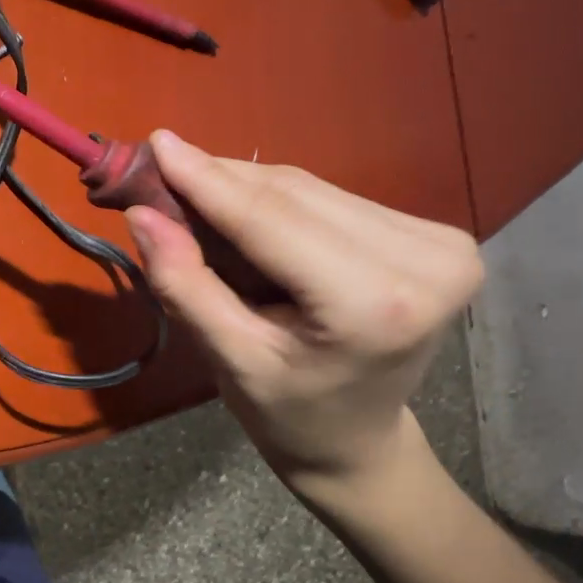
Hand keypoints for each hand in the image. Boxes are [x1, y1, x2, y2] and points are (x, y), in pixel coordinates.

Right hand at [124, 131, 483, 486]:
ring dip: (243, 186)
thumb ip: (185, 285)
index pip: (273, 222)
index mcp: (373, 304)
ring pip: (312, 190)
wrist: (358, 439)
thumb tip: (141, 215)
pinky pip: (332, 199)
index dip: (207, 180)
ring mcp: (441, 242)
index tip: (156, 143)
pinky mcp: (437, 235)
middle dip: (218, 180)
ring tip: (188, 195)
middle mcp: (426, 261)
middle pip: (295, 196)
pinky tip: (241, 213)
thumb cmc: (285, 411)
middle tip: (155, 169)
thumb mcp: (227, 358)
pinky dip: (276, 200)